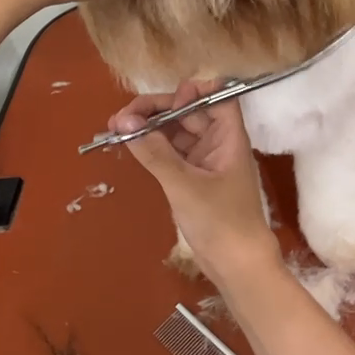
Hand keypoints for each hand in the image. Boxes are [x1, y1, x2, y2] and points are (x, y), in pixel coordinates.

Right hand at [111, 82, 278, 285]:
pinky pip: (172, 153)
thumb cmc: (220, 221)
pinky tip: (131, 146)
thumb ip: (154, 152)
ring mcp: (206, 162)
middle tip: (120, 117)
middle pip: (189, 112)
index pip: (218, 97)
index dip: (194, 90)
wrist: (237, 265)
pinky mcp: (194, 179)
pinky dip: (154, 148)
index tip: (166, 98)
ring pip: (177, 133)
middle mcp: (219, 144)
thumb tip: (123, 122)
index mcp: (229, 137)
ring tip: (117, 128)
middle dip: (157, 110)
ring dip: (150, 128)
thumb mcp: (184, 185)